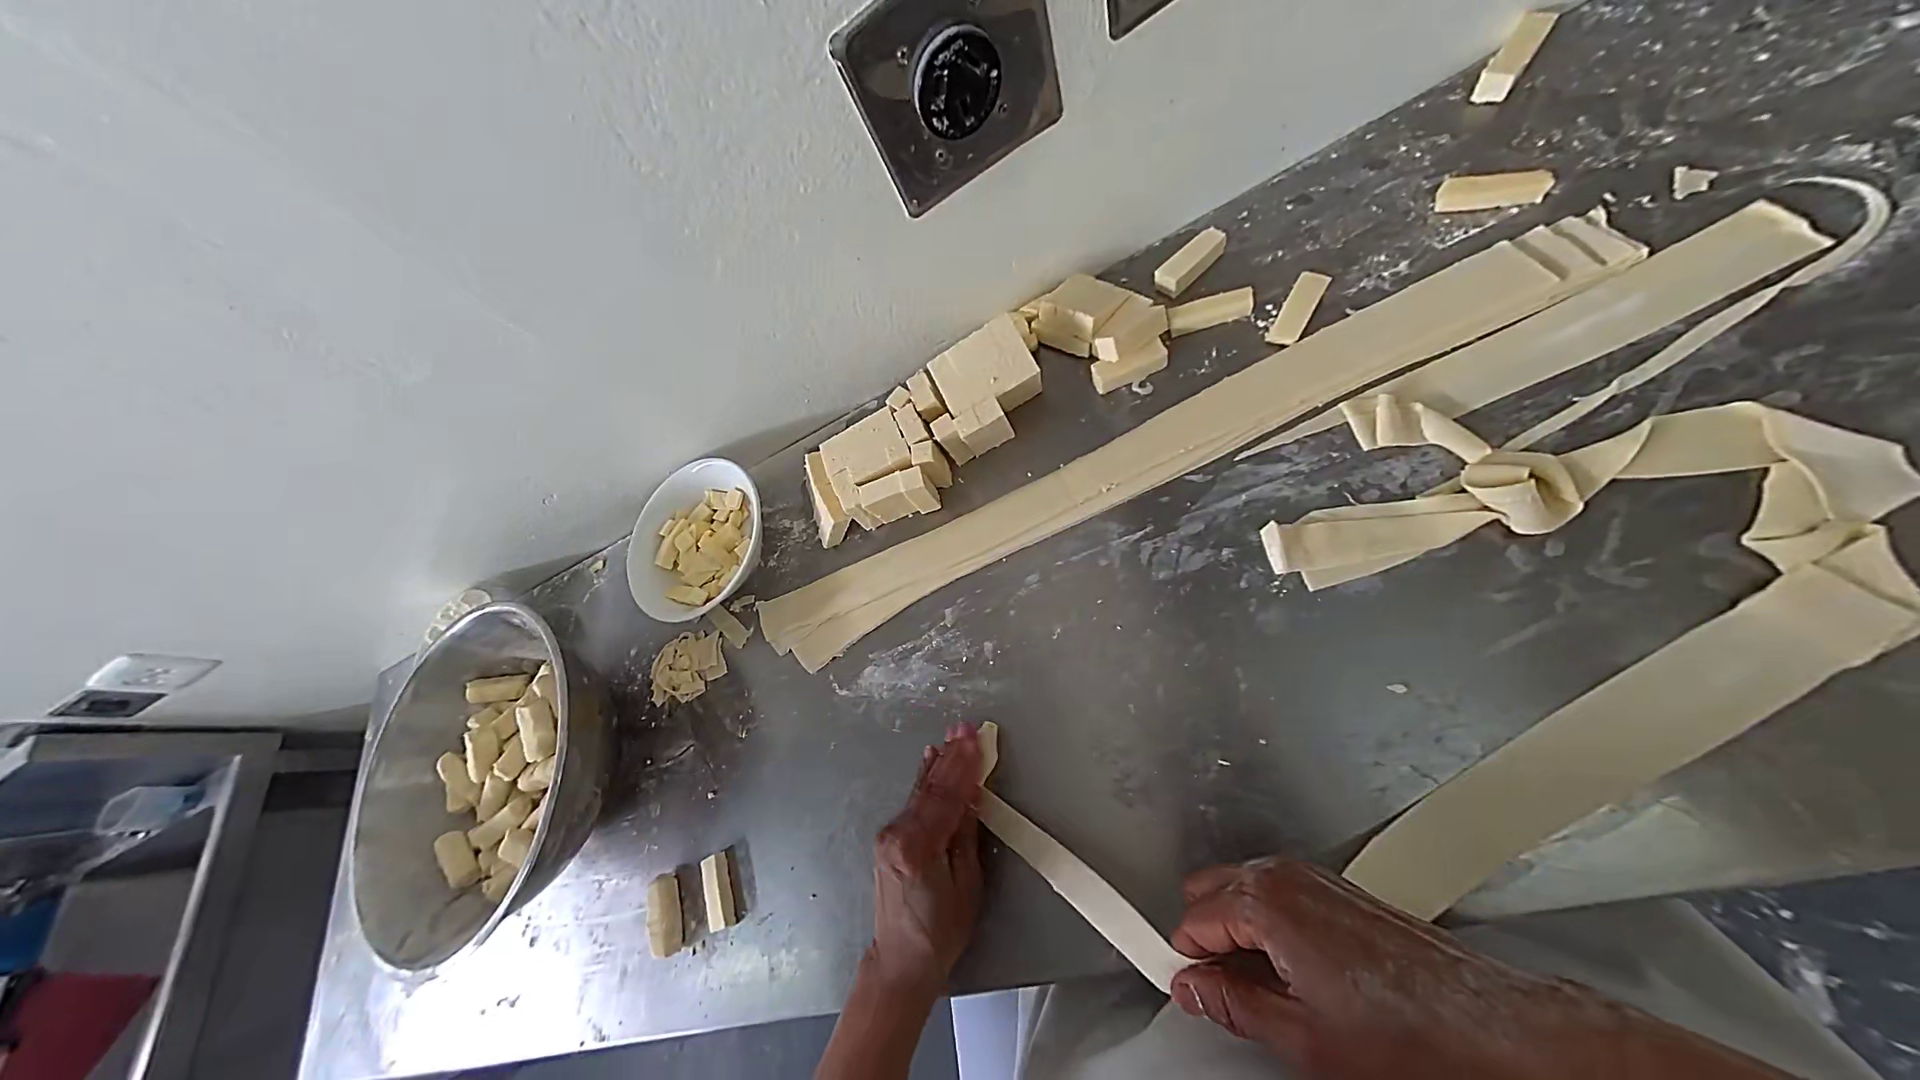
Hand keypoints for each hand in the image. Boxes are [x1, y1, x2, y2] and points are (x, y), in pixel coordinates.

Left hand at [866, 723, 983, 991]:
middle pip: (933, 788)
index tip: (977, 741)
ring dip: (940, 762)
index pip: (949, 797)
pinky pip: (912, 801)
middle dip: (953, 756)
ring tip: (954, 735)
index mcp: (919, 847)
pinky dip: (924, 778)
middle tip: (966, 728)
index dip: (965, 767)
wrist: (900, 960)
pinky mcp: (888, 838)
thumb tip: (972, 796)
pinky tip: (931, 759)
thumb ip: (966, 835)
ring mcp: (889, 834)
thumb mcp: (967, 886)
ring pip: (921, 790)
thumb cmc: (940, 932)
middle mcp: (898, 834)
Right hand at [1168, 858, 1791, 1079]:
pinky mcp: (1334, 885)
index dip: (1182, 956)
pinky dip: (1270, 925)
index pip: (1189, 918)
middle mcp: (1283, 875)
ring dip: (1239, 932)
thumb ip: (1232, 1005)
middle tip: (1229, 992)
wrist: (1498, 1030)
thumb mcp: (1302, 1039)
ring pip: (1240, 891)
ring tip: (1275, 989)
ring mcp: (1311, 876)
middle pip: (1208, 893)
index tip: (1182, 983)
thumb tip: (1194, 988)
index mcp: (1264, 903)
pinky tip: (1302, 972)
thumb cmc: (1413, 1034)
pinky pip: (1275, 893)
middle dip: (1207, 938)